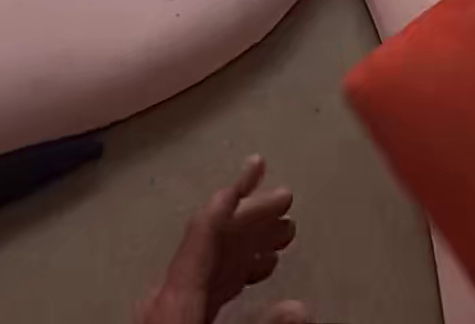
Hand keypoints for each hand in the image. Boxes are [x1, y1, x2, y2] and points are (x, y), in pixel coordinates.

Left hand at [136, 156, 307, 323]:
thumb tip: (304, 309)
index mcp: (174, 299)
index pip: (206, 230)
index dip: (234, 194)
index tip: (257, 166)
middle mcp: (170, 297)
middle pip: (214, 242)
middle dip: (253, 218)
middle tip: (289, 201)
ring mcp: (171, 313)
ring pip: (214, 266)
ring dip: (250, 245)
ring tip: (284, 234)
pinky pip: (210, 290)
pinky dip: (238, 276)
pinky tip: (260, 273)